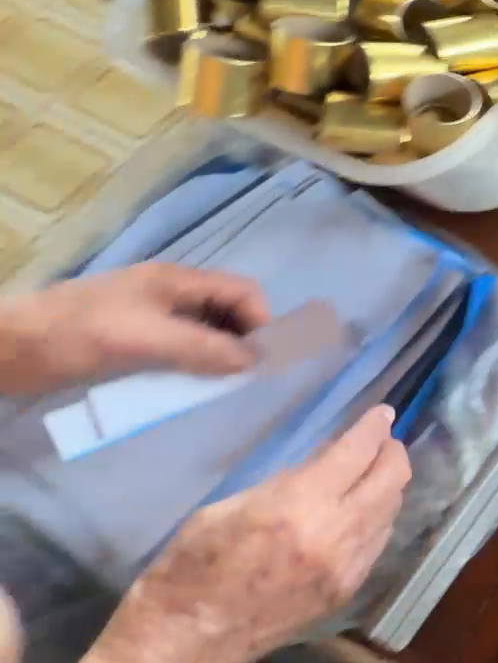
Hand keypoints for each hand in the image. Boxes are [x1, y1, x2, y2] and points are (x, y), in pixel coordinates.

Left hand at [0, 263, 268, 393]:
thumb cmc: (72, 335)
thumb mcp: (141, 339)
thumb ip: (202, 347)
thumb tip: (255, 361)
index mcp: (177, 280)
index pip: (242, 291)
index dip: (259, 319)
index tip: (257, 356)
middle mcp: (169, 292)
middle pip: (226, 309)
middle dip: (238, 338)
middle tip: (237, 372)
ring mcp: (147, 314)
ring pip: (202, 329)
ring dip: (212, 353)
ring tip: (210, 381)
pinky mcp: (128, 336)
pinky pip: (175, 345)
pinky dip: (187, 362)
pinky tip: (179, 381)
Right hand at [82, 406, 410, 662]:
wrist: (179, 649)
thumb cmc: (187, 572)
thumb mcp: (227, 509)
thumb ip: (289, 479)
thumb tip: (332, 453)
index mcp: (297, 507)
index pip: (357, 451)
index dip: (374, 427)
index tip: (382, 414)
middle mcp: (335, 531)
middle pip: (393, 475)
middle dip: (391, 450)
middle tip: (381, 442)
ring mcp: (348, 562)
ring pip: (393, 505)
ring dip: (387, 483)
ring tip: (371, 474)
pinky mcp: (351, 585)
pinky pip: (380, 536)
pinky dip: (377, 515)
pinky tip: (361, 510)